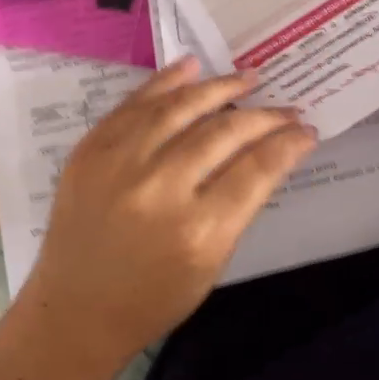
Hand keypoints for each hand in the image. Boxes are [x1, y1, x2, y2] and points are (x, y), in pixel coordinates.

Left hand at [18, 57, 317, 375]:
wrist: (73, 312)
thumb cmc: (153, 298)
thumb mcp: (212, 263)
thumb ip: (239, 205)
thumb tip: (270, 152)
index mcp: (198, 231)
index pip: (256, 169)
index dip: (287, 143)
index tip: (306, 129)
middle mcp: (160, 190)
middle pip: (223, 133)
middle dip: (264, 116)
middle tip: (286, 108)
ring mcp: (120, 165)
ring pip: (180, 108)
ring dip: (219, 87)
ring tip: (248, 78)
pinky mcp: (90, 151)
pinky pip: (135, 104)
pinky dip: (166, 82)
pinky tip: (192, 67)